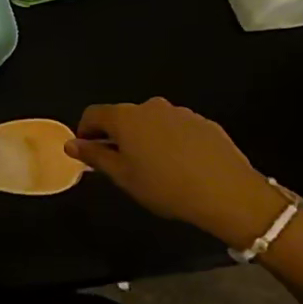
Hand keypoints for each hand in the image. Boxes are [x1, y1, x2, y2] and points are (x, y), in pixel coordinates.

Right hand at [66, 98, 285, 249]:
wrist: (231, 196)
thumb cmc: (166, 187)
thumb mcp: (123, 177)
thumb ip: (94, 156)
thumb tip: (71, 143)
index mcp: (125, 117)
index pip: (92, 114)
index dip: (85, 132)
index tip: (88, 152)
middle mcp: (150, 107)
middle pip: (123, 117)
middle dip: (117, 136)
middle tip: (121, 164)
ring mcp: (181, 113)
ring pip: (152, 122)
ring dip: (146, 138)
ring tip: (155, 167)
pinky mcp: (205, 124)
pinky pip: (177, 129)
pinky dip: (172, 141)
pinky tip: (182, 166)